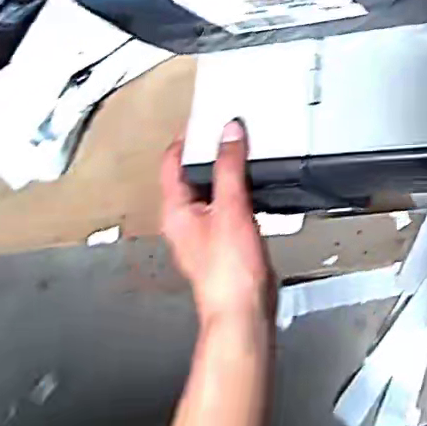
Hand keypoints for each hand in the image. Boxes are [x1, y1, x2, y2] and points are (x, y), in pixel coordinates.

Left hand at [162, 120, 273, 330]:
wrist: (244, 308)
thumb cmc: (228, 270)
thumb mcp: (231, 208)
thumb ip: (230, 167)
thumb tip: (229, 132)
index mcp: (175, 211)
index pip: (172, 163)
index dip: (187, 137)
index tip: (205, 117)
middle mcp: (186, 219)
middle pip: (191, 173)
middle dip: (209, 149)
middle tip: (227, 125)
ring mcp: (206, 228)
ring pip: (211, 186)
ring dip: (225, 166)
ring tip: (242, 146)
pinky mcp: (226, 236)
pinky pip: (229, 199)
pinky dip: (239, 183)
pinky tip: (254, 180)